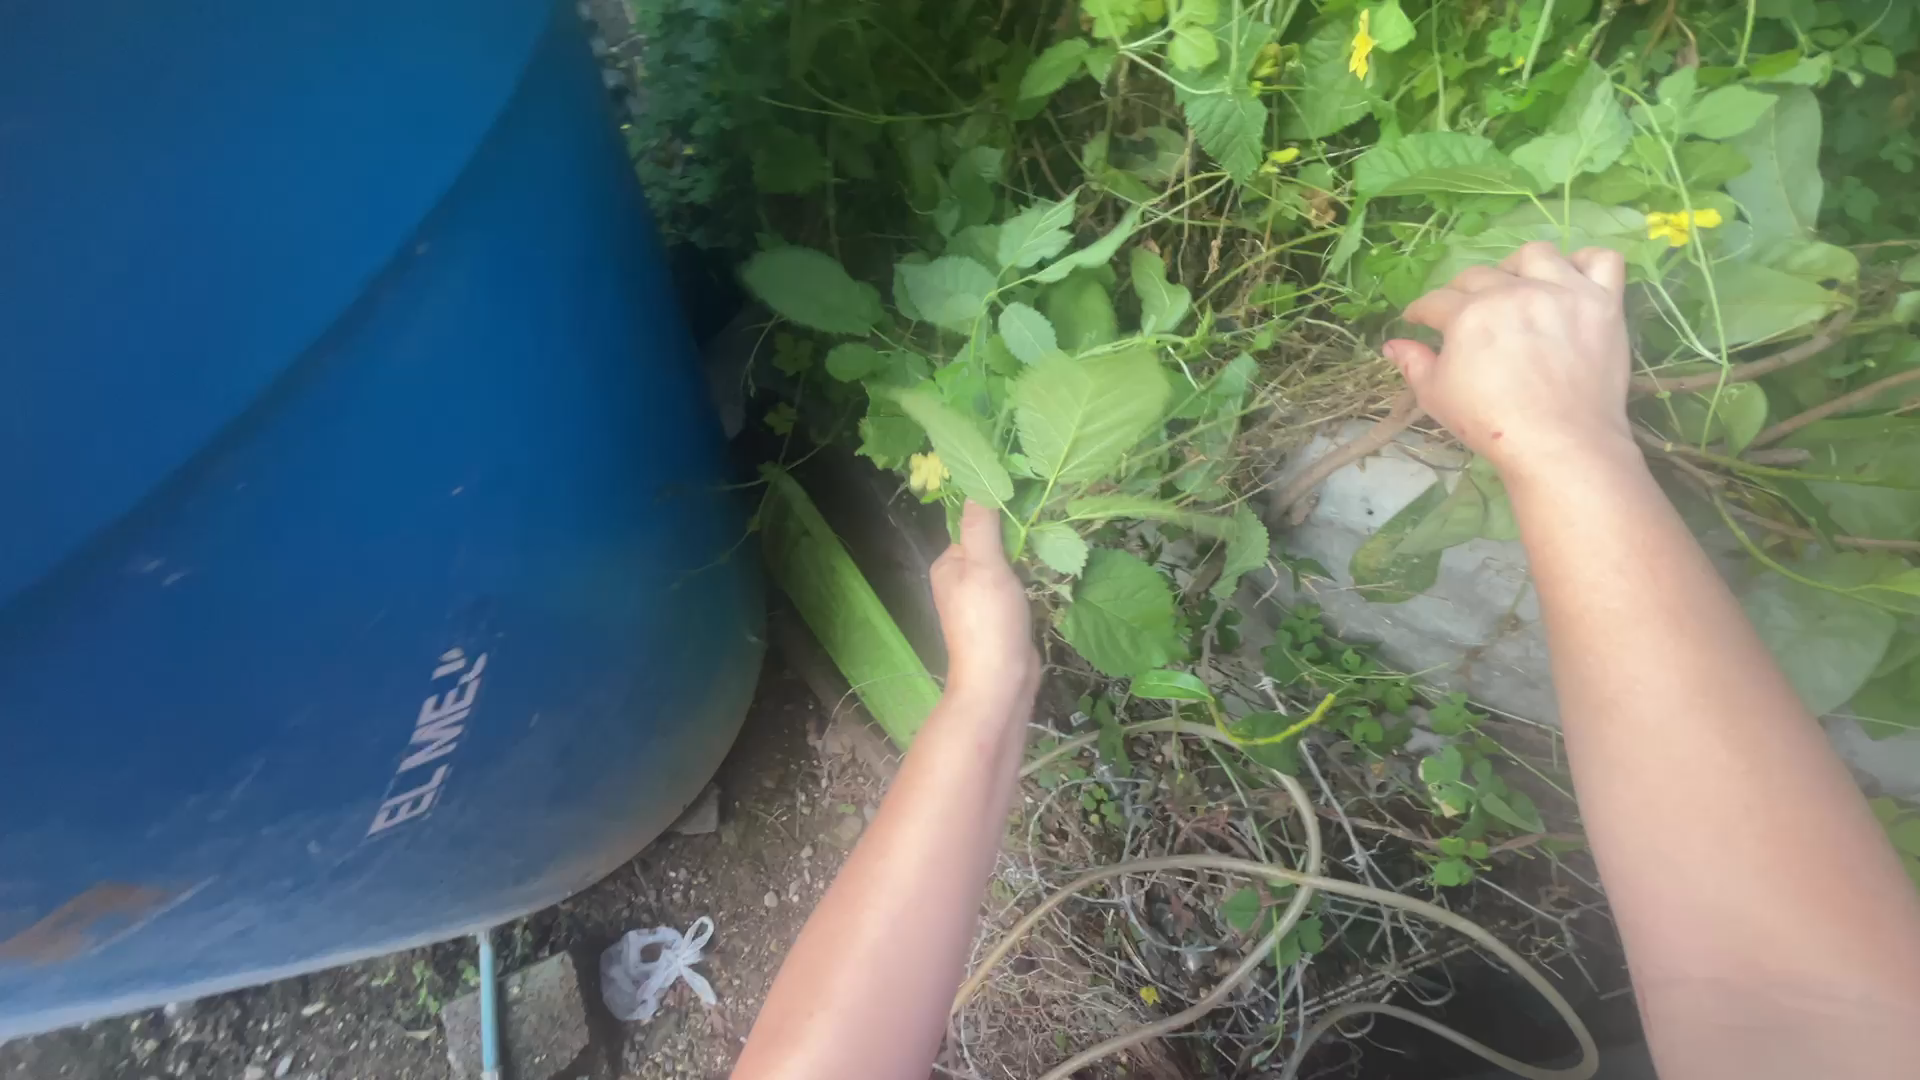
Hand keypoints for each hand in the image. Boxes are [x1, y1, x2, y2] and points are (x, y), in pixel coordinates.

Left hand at [930, 502, 1039, 700]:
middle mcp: (960, 579)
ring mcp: (981, 599)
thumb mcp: (984, 566)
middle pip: (992, 542)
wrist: (1001, 682)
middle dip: (1018, 536)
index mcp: (948, 565)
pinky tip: (1050, 575)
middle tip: (1046, 527)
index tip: (1027, 501)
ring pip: (1008, 564)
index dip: (998, 512)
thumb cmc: (989, 622)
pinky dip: (1032, 578)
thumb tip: (978, 481)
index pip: (973, 523)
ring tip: (1054, 548)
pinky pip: (1017, 585)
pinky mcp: (1001, 615)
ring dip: (1029, 557)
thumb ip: (981, 525)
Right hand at [1385, 242, 1638, 486]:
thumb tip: (1392, 345)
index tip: (1416, 321)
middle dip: (1459, 292)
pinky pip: (1600, 260)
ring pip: (1535, 255)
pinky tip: (1566, 281)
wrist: (1558, 440)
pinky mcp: (1604, 302)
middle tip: (1459, 313)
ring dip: (1514, 267)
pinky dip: (1581, 263)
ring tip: (1512, 288)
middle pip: (1478, 275)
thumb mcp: (1434, 395)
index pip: (1434, 301)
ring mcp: (1564, 292)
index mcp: (1469, 315)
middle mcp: (1515, 292)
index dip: (1419, 312)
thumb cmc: (1486, 421)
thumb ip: (1413, 363)